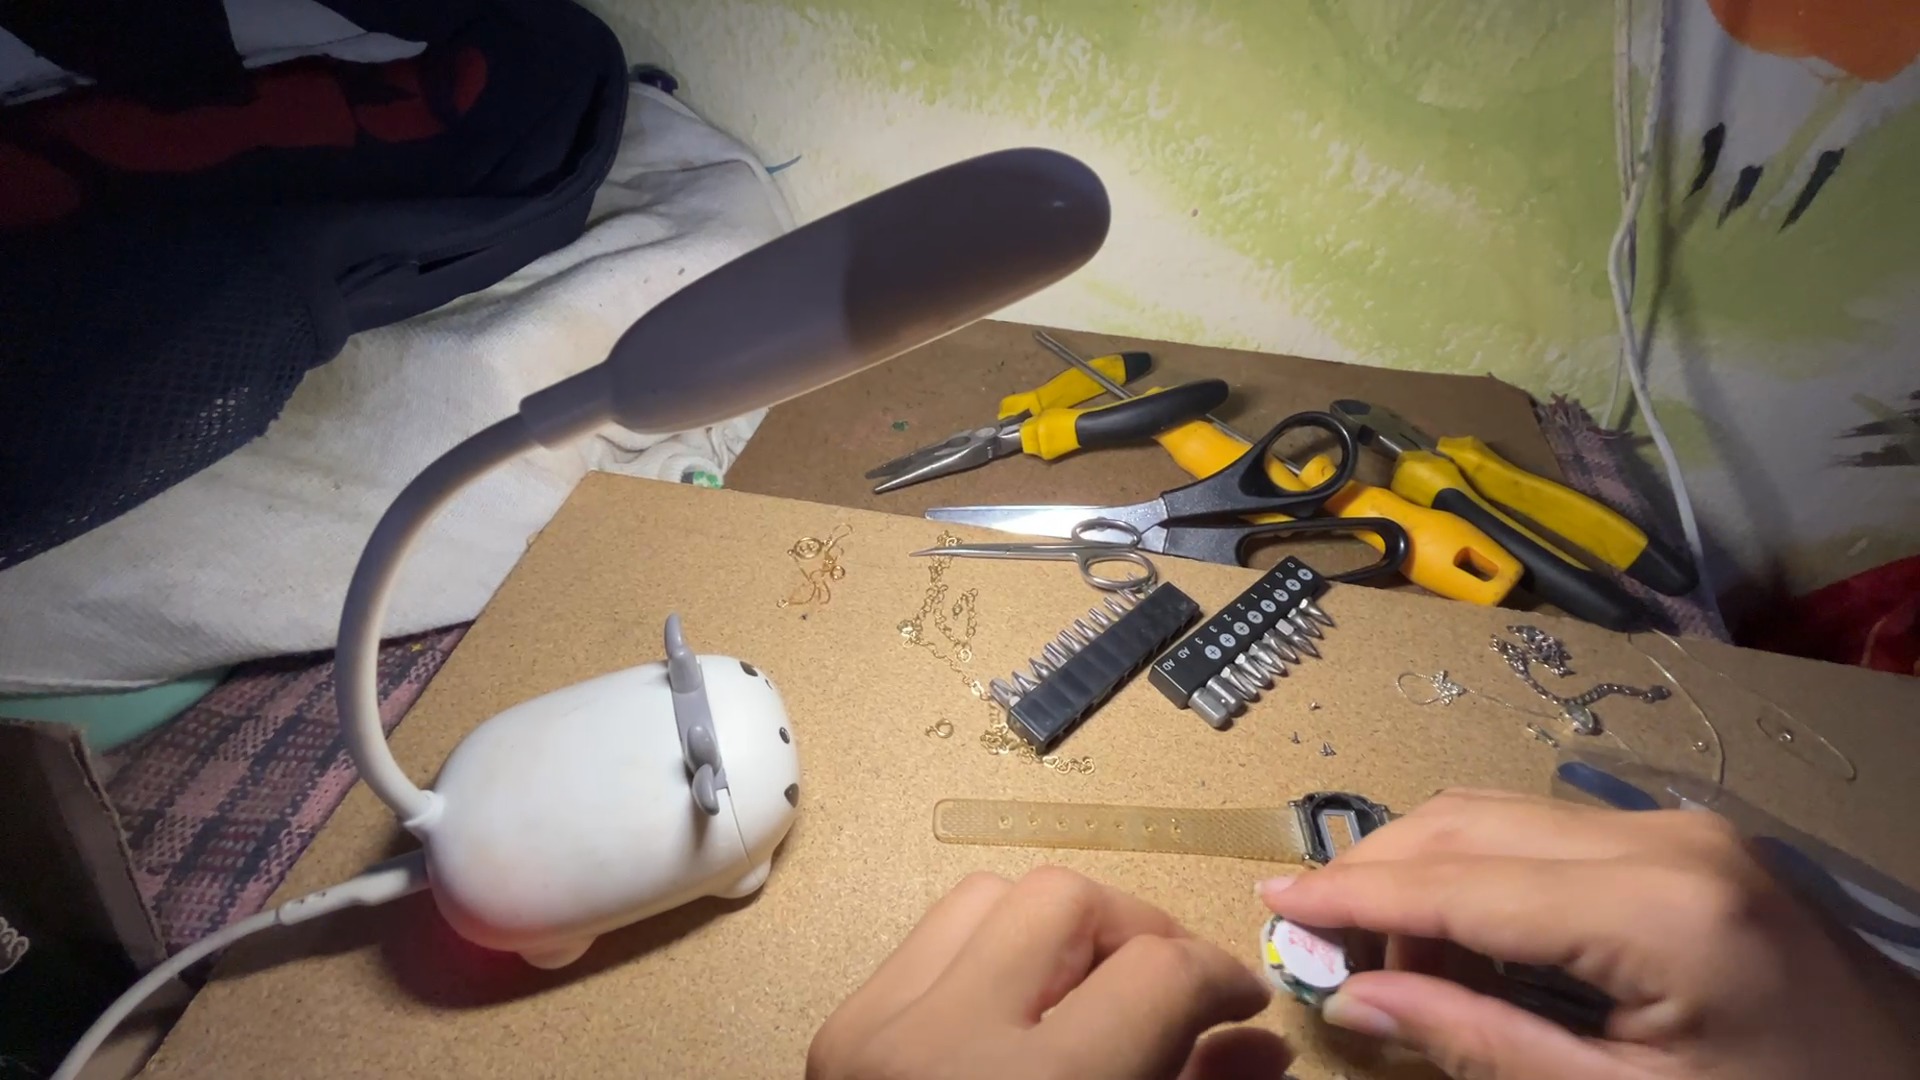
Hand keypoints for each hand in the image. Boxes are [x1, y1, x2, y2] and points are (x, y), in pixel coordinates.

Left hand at [808, 866, 1285, 1079]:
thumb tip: (1263, 1044)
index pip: (1150, 976)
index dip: (1217, 975)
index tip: (1241, 997)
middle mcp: (939, 1042)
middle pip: (1062, 898)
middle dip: (1134, 927)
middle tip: (1168, 980)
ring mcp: (876, 1023)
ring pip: (990, 894)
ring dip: (1056, 924)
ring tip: (1092, 983)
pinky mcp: (845, 1020)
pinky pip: (936, 929)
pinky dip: (992, 940)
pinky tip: (1018, 997)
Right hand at [1259, 789, 1919, 1079]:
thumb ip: (1479, 1043)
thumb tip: (1352, 1000)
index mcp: (1663, 909)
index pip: (1459, 886)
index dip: (1352, 895)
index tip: (1273, 902)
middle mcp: (1657, 836)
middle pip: (1460, 827)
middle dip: (1373, 874)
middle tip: (1317, 932)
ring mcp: (1669, 825)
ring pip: (1483, 814)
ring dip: (1415, 868)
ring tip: (1386, 944)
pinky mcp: (1672, 834)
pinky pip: (1528, 829)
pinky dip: (1467, 868)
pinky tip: (1456, 927)